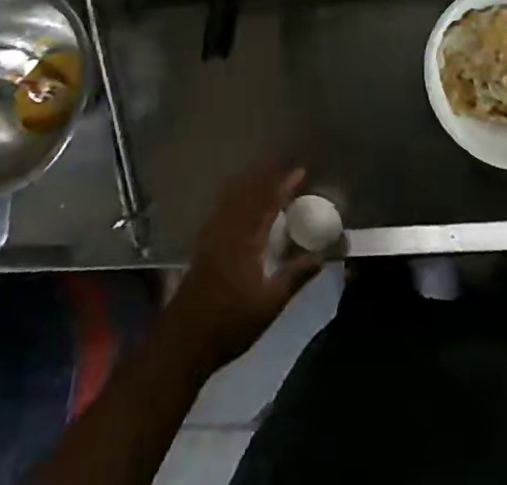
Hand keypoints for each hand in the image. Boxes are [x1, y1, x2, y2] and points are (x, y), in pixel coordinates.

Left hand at [162, 163, 323, 372]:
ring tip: (266, 174)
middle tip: (285, 166)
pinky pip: (222, 208)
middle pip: (248, 193)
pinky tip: (239, 198)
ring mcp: (211, 236)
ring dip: (250, 182)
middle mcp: (227, 230)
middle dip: (267, 176)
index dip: (284, 184)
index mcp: (246, 241)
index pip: (268, 202)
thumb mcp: (270, 304)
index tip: (300, 171)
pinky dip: (235, 195)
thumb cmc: (230, 323)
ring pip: (232, 197)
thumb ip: (295, 276)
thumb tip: (321, 256)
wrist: (185, 340)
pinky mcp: (203, 245)